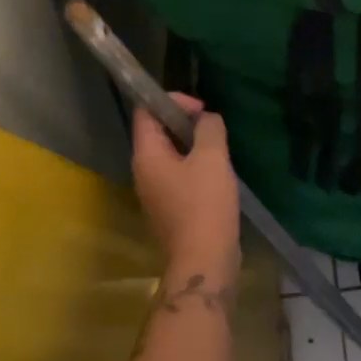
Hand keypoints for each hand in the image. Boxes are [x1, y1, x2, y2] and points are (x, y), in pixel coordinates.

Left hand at [132, 94, 240, 273]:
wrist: (204, 260)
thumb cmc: (204, 204)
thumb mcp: (212, 157)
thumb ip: (209, 128)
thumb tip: (206, 119)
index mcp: (146, 156)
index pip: (145, 112)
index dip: (171, 100)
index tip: (200, 108)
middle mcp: (142, 172)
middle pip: (156, 133)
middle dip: (184, 123)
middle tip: (212, 127)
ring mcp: (154, 193)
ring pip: (169, 155)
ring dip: (192, 146)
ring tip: (218, 148)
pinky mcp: (168, 209)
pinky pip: (177, 176)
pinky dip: (194, 166)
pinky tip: (217, 173)